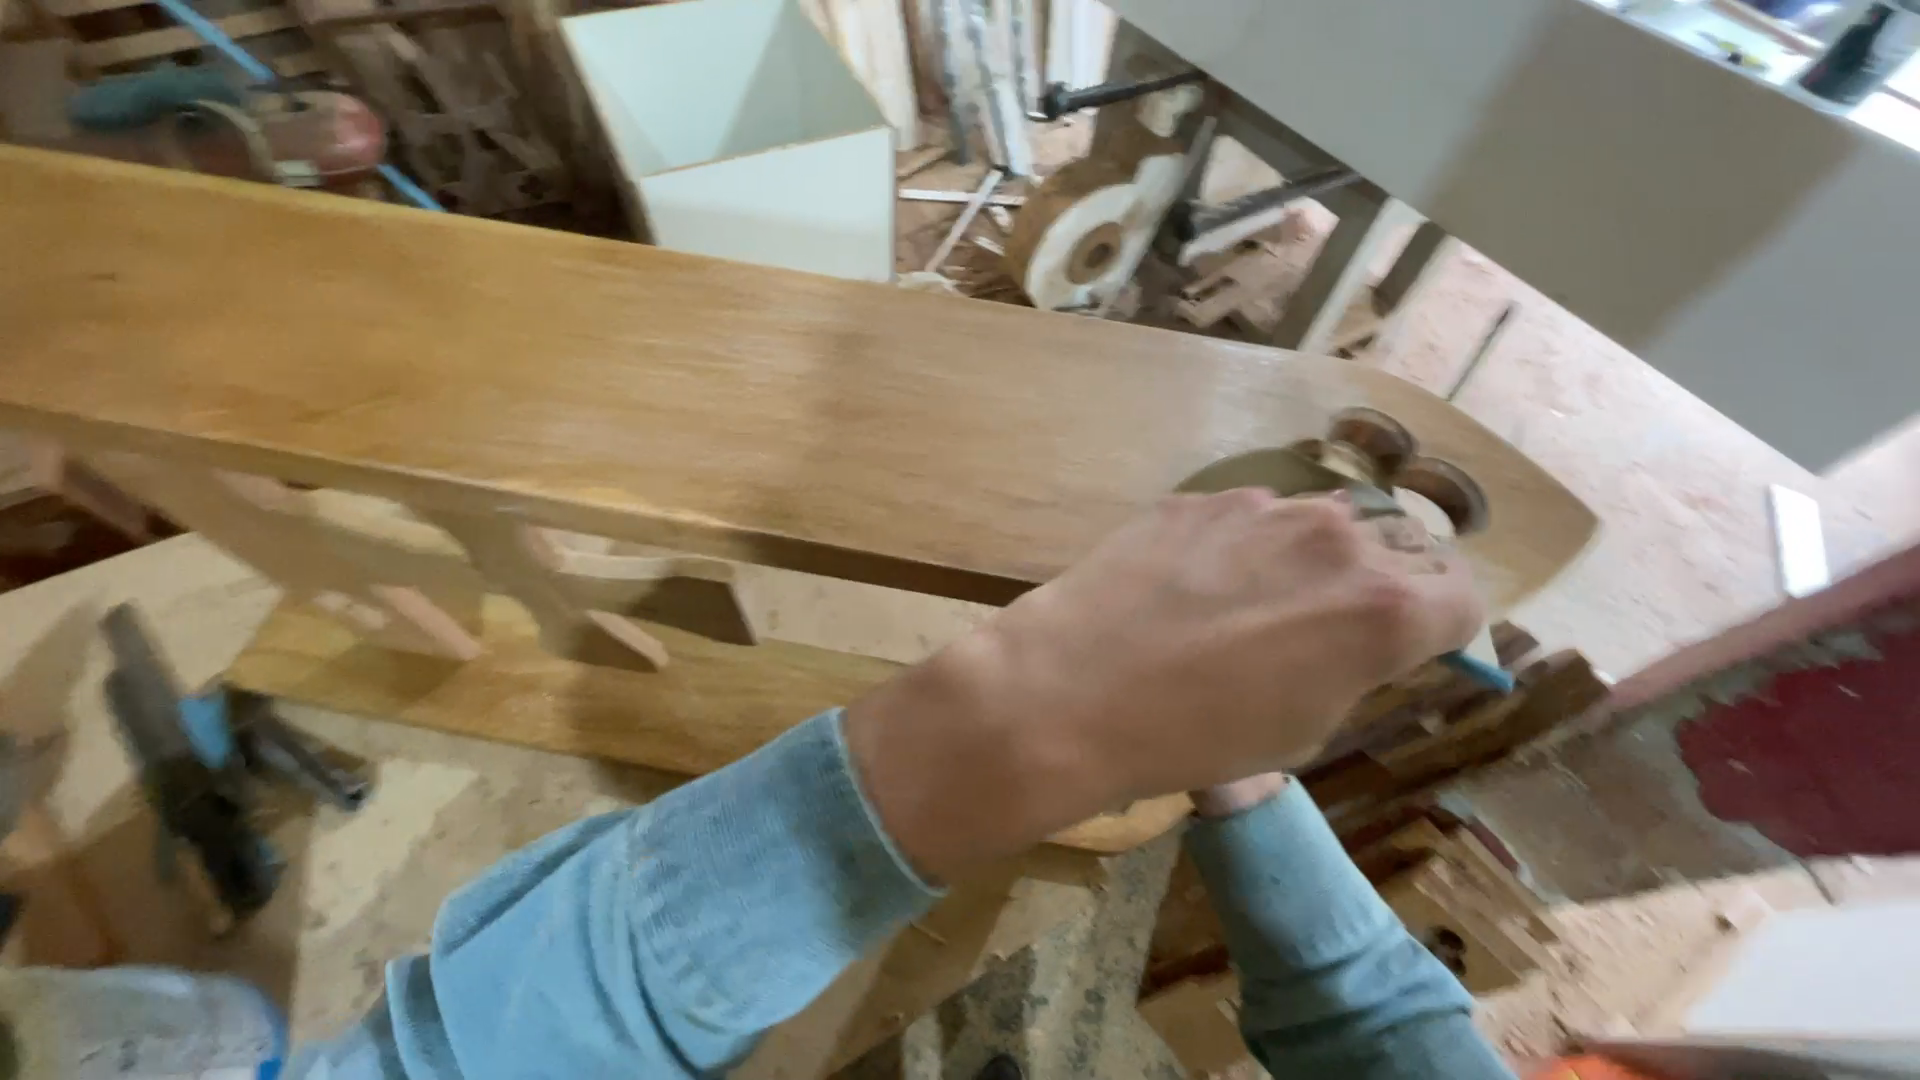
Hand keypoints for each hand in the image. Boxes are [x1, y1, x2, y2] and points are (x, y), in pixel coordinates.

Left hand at [843, 490, 1482, 880]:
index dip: (1444, 624)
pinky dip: (1238, 547)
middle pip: (1393, 548)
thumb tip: (1357, 636)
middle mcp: (1333, 540)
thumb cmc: (1192, 738)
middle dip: (1378, 584)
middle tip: (1328, 624)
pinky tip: (1188, 586)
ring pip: (1313, 526)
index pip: (1462, 596)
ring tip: (1245, 607)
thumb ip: (1352, 666)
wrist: (1069, 691)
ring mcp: (1258, 508)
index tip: (1417, 641)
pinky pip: (1244, 519)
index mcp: (1383, 609)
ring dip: (1303, 560)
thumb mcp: (1302, 729)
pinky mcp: (1195, 500)